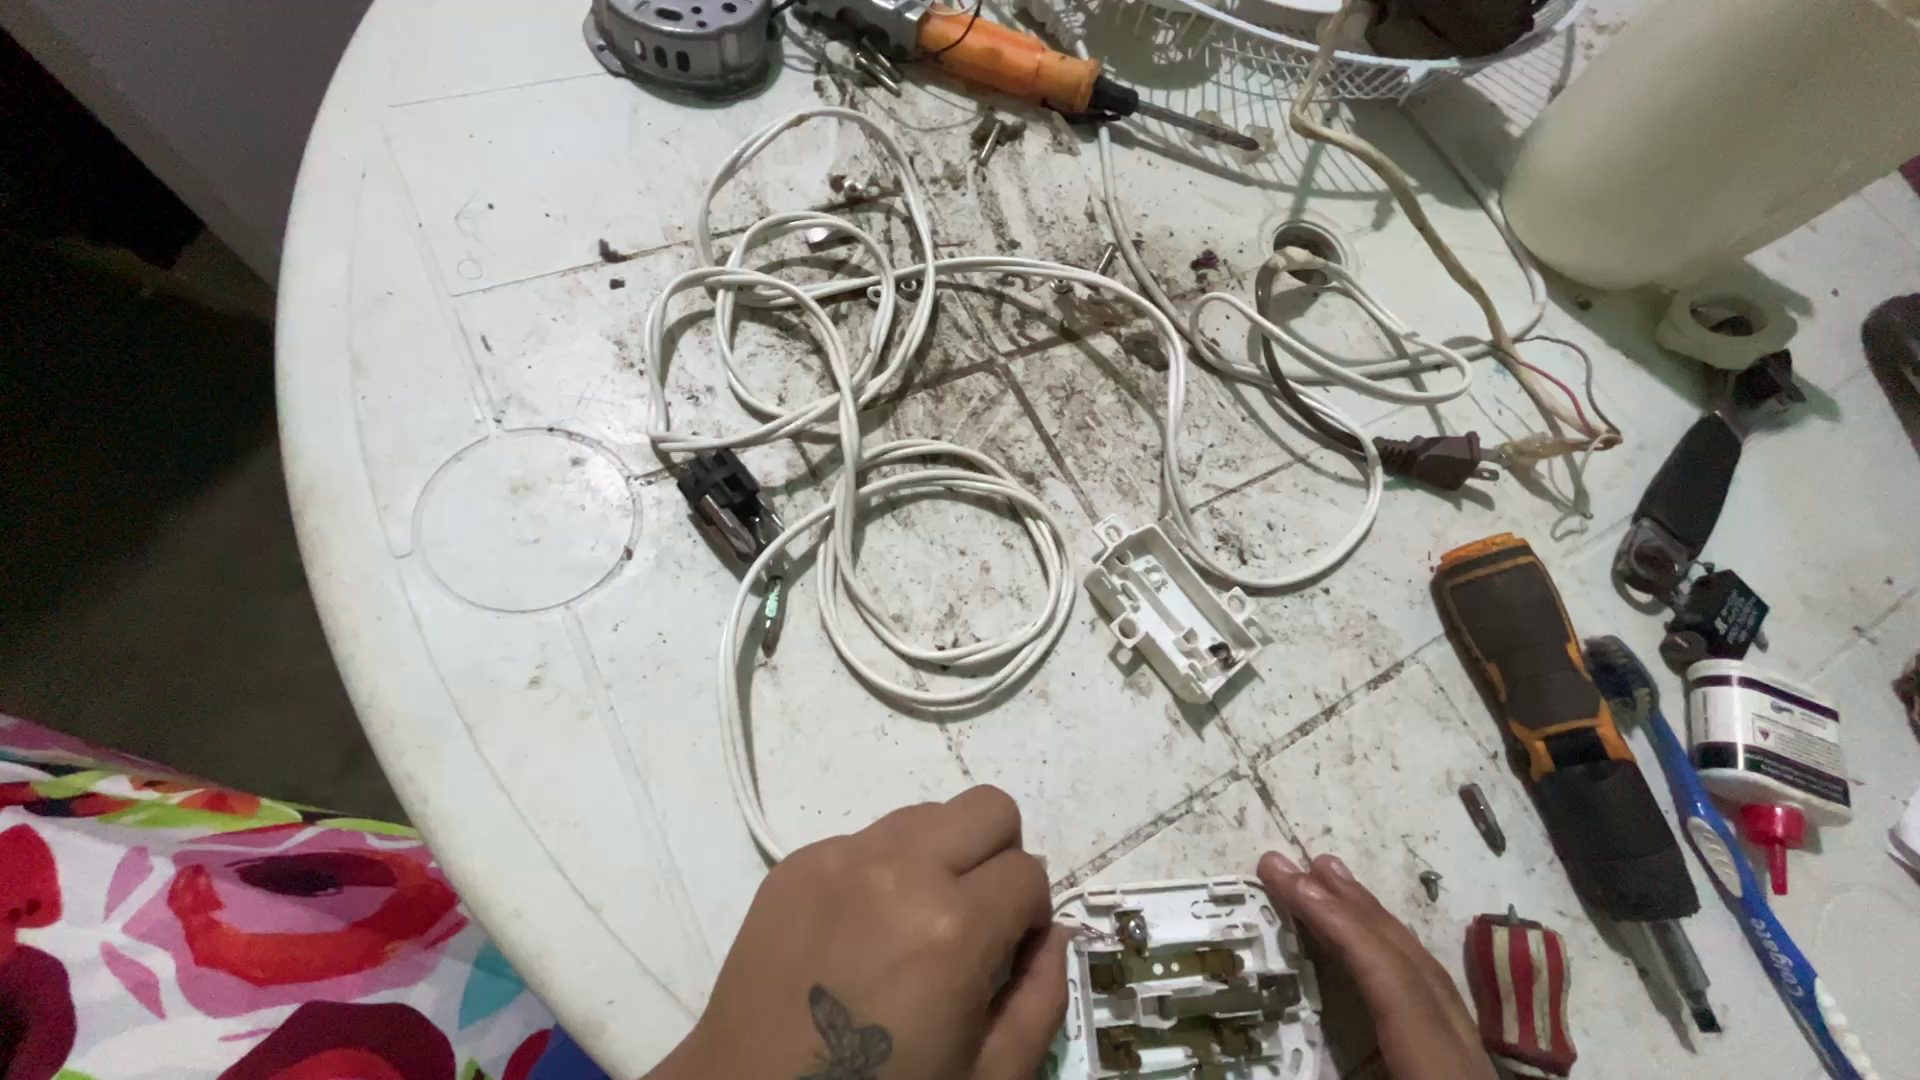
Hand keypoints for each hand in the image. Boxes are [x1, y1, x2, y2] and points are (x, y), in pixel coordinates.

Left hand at [649, 786, 1068, 1079]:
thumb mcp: (986, 1078)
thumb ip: (1041, 999)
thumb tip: (1055, 933)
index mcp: (952, 925)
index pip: (1030, 872)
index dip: (1031, 914)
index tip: (1010, 950)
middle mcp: (898, 868)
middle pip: (988, 806)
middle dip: (999, 855)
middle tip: (975, 914)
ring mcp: (839, 856)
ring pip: (926, 814)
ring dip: (940, 855)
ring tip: (912, 920)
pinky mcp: (796, 861)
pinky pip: (865, 837)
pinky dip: (881, 870)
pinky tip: (858, 930)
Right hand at [1258, 852, 1494, 1079]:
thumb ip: (1313, 1061)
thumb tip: (1259, 1027)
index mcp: (1441, 1073)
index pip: (1393, 984)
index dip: (1340, 927)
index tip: (1286, 880)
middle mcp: (1466, 1060)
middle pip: (1413, 966)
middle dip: (1352, 908)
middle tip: (1297, 864)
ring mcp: (1471, 1062)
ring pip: (1427, 974)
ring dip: (1372, 922)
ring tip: (1328, 877)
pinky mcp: (1463, 1068)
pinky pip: (1431, 995)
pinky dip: (1391, 954)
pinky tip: (1363, 940)